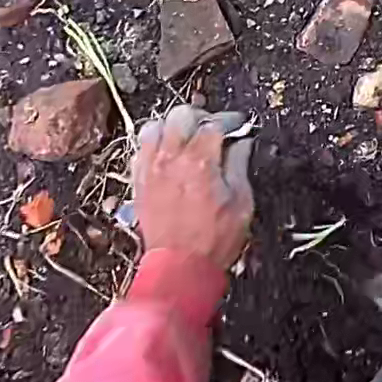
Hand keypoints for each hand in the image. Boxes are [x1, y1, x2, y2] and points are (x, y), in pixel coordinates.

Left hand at [126, 105, 254, 271]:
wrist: (180, 267)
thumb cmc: (214, 238)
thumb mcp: (242, 201)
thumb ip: (239, 164)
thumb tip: (241, 143)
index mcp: (201, 162)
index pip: (215, 123)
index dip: (231, 120)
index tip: (239, 125)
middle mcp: (172, 160)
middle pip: (181, 114)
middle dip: (201, 116)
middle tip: (214, 128)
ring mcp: (152, 170)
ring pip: (155, 125)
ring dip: (173, 126)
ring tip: (188, 137)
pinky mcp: (139, 182)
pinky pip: (141, 149)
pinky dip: (155, 143)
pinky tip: (169, 154)